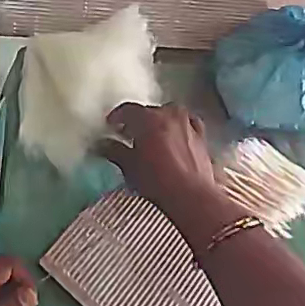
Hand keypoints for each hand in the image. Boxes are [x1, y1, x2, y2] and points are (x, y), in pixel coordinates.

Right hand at [96, 103, 230, 220]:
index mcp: (148, 119)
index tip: (110, 125)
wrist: (191, 195)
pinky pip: (187, 124)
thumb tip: (102, 144)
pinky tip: (175, 136)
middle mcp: (169, 115)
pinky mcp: (202, 137)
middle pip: (148, 111)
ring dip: (158, 122)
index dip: (116, 117)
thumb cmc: (156, 180)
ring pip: (169, 115)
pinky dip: (178, 127)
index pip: (127, 110)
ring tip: (150, 136)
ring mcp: (188, 124)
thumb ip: (114, 150)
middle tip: (127, 134)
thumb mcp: (129, 166)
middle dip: (136, 121)